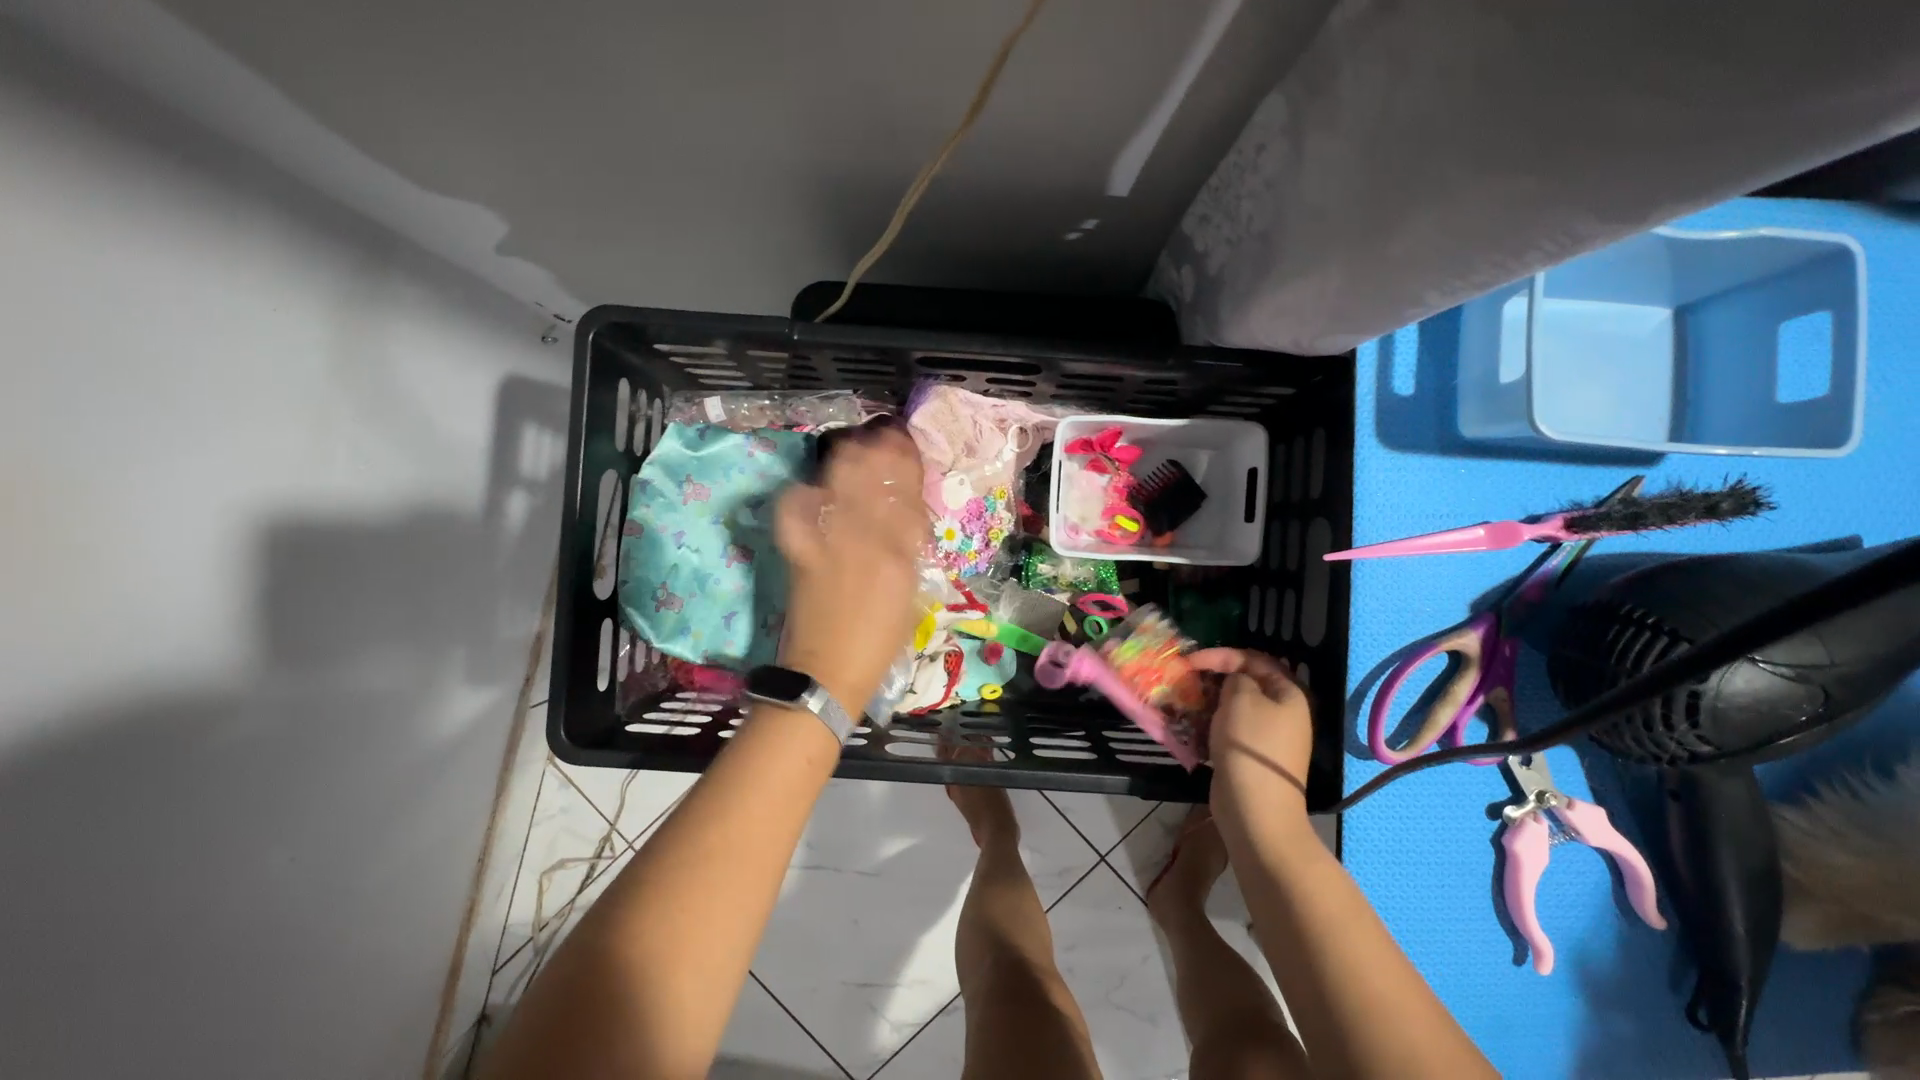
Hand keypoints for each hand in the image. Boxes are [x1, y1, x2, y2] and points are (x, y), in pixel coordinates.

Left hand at [773, 423, 926, 711]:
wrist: (827, 672)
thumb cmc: (878, 644)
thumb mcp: (910, 598)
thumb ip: (908, 556)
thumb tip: (905, 522)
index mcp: (900, 555)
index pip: (908, 496)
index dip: (906, 464)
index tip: (906, 444)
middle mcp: (867, 541)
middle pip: (872, 480)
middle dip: (876, 451)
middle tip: (879, 437)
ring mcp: (830, 544)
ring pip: (839, 487)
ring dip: (846, 461)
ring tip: (851, 447)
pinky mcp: (801, 554)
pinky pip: (797, 515)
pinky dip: (801, 498)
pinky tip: (807, 488)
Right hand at [1190, 649, 1312, 813]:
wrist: (1255, 808)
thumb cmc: (1250, 744)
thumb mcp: (1242, 698)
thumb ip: (1236, 678)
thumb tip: (1233, 682)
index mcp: (1288, 694)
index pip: (1254, 660)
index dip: (1221, 655)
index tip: (1190, 661)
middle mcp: (1282, 713)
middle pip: (1244, 684)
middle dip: (1212, 679)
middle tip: (1185, 680)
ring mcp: (1266, 738)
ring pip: (1233, 709)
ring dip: (1207, 703)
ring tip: (1182, 703)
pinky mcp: (1248, 757)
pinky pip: (1227, 732)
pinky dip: (1208, 726)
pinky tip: (1189, 727)